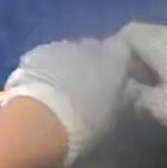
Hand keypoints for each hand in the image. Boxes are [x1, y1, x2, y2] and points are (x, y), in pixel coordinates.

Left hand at [0, 37, 131, 165]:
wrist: (44, 118)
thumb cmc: (87, 120)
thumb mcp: (116, 112)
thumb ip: (125, 94)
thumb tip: (130, 89)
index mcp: (113, 60)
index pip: (121, 47)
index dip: (117, 58)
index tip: (114, 72)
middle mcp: (88, 47)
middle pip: (92, 47)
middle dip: (90, 60)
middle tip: (86, 81)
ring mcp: (60, 47)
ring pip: (67, 50)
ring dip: (67, 62)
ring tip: (60, 84)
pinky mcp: (36, 52)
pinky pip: (45, 55)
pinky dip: (45, 66)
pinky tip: (41, 83)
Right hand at [120, 23, 166, 166]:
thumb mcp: (154, 105)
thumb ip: (134, 91)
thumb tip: (125, 85)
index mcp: (161, 41)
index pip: (129, 33)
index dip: (117, 49)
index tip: (115, 68)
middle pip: (151, 34)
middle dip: (139, 52)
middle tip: (133, 75)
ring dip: (160, 55)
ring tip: (155, 78)